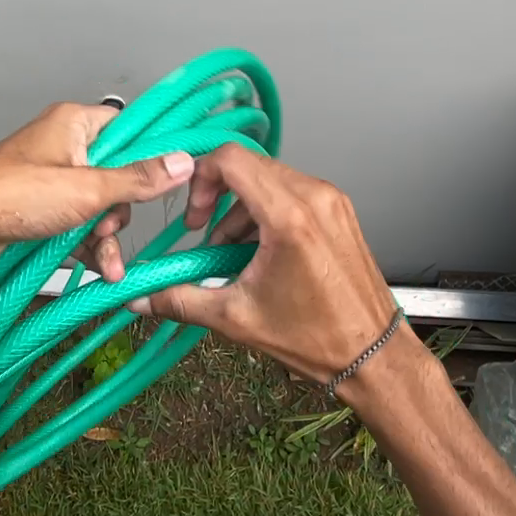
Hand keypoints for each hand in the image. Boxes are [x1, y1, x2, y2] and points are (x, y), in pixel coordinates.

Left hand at [0, 103, 193, 272]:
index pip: (127, 127)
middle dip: (120, 209)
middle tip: (109, 225)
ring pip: (100, 203)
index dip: (148, 152)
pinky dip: (90, 244)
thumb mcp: (87, 190)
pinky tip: (101, 269)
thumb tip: (181, 162)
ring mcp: (52, 177)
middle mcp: (64, 144)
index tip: (167, 177)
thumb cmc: (10, 197)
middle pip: (117, 172)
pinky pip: (79, 221)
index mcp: (74, 123)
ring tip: (108, 262)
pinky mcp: (43, 206)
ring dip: (107, 234)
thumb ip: (137, 179)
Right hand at [129, 145, 396, 382]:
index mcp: (289, 217)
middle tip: (203, 230)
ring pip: (267, 176)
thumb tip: (141, 297)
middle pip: (247, 164)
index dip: (201, 177)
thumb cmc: (316, 338)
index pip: (231, 160)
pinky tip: (258, 249)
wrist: (374, 356)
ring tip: (230, 250)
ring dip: (239, 205)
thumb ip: (181, 300)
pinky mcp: (338, 208)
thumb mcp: (237, 319)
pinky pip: (289, 189)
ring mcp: (329, 199)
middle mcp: (313, 196)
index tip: (194, 213)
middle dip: (217, 193)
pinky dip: (264, 209)